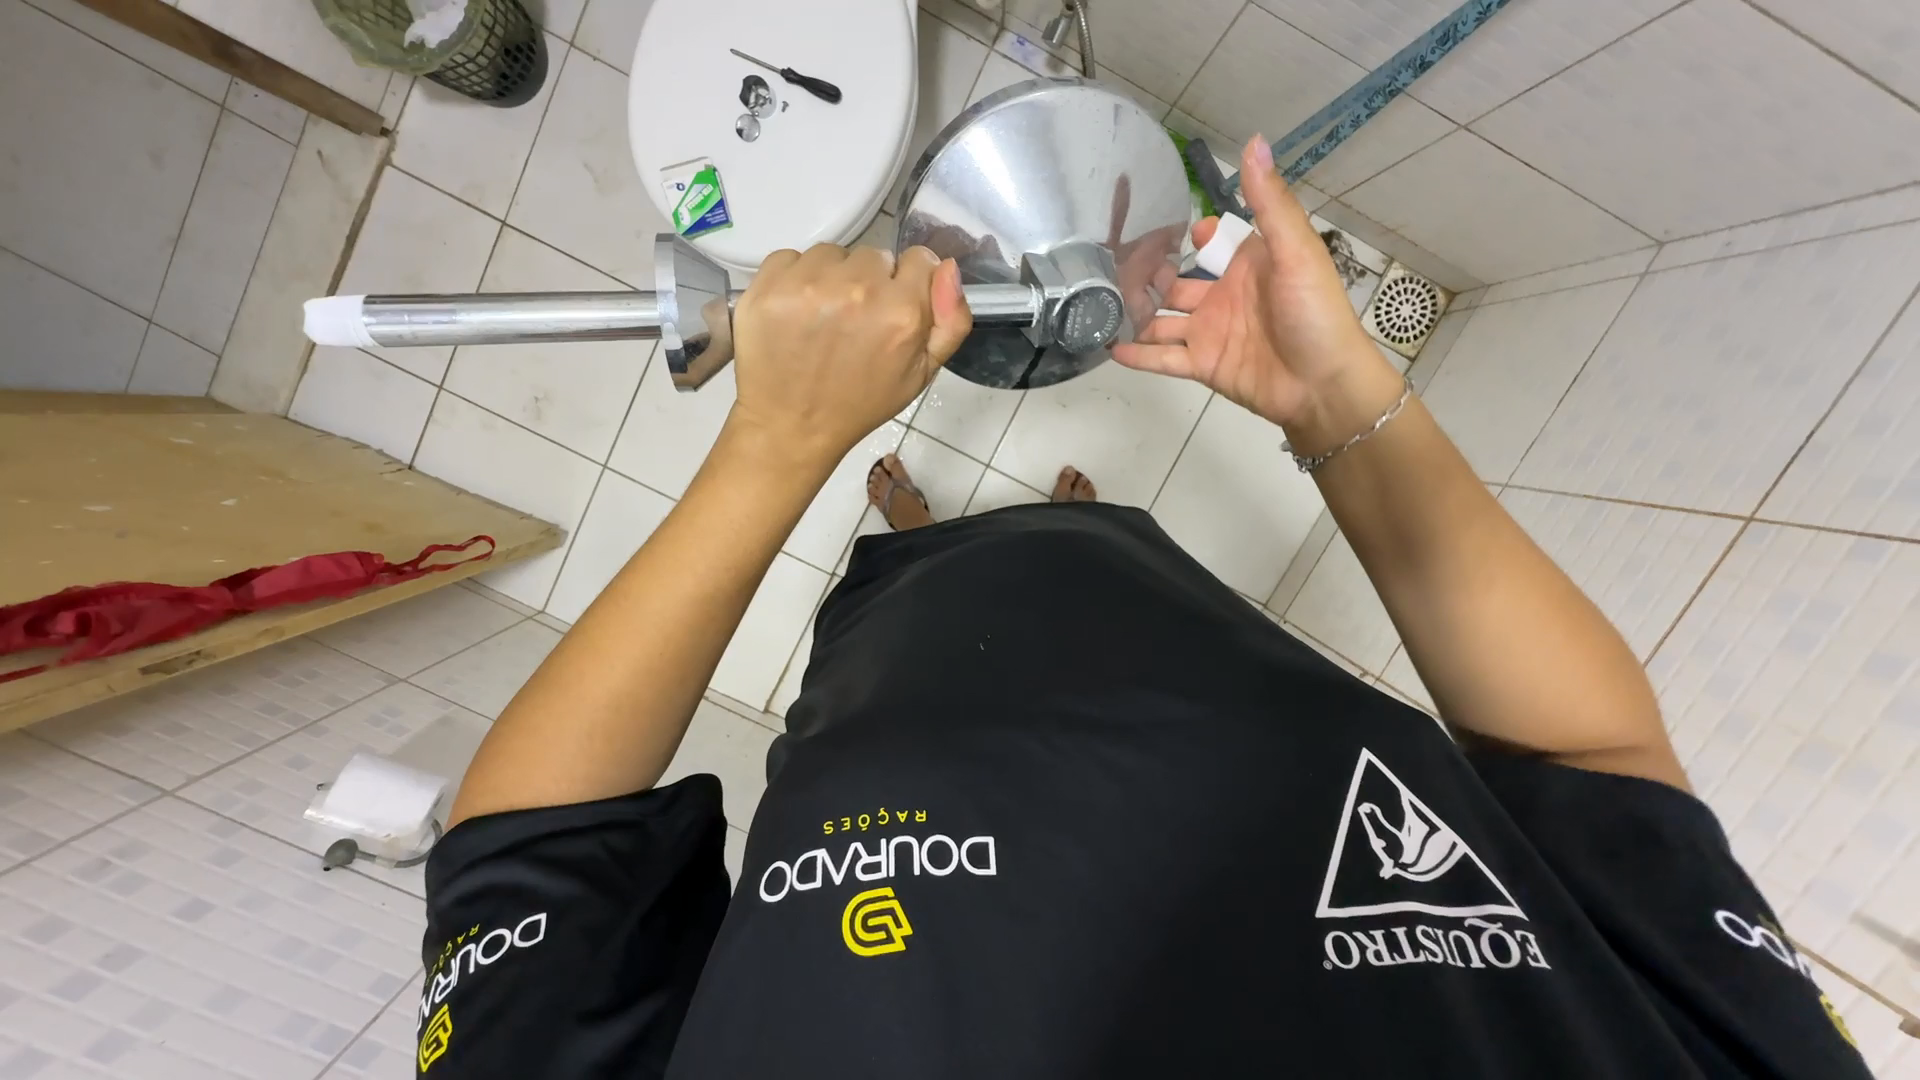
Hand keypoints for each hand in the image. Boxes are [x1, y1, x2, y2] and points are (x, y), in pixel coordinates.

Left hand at [729, 243, 971, 469]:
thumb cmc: (860, 403)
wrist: (792, 426)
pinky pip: (791, 257)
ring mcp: (809, 283)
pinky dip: (794, 280)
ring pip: (833, 254)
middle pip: (875, 256)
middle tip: (854, 325)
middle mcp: (857, 289)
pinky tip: (794, 315)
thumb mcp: (921, 375)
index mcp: (901, 312)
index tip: (892, 310)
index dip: (909, 285)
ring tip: (822, 321)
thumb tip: (949, 268)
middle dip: (870, 283)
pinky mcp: (770, 283)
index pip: (919, 260)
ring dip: (831, 278)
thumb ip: (951, 321)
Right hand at [1112, 136, 1397, 439]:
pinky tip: (1112, 347)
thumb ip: (1269, 203)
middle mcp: (1224, 296)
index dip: (1188, 234)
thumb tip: (1253, 142)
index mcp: (1248, 264)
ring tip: (1100, 305)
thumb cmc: (1315, 313)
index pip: (1210, 242)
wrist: (1321, 385)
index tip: (1153, 225)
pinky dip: (1139, 355)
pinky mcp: (1202, 366)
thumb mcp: (1295, 251)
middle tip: (1111, 266)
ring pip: (1163, 322)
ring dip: (1137, 315)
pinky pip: (1163, 358)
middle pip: (1176, 284)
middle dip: (1148, 276)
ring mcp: (1210, 333)